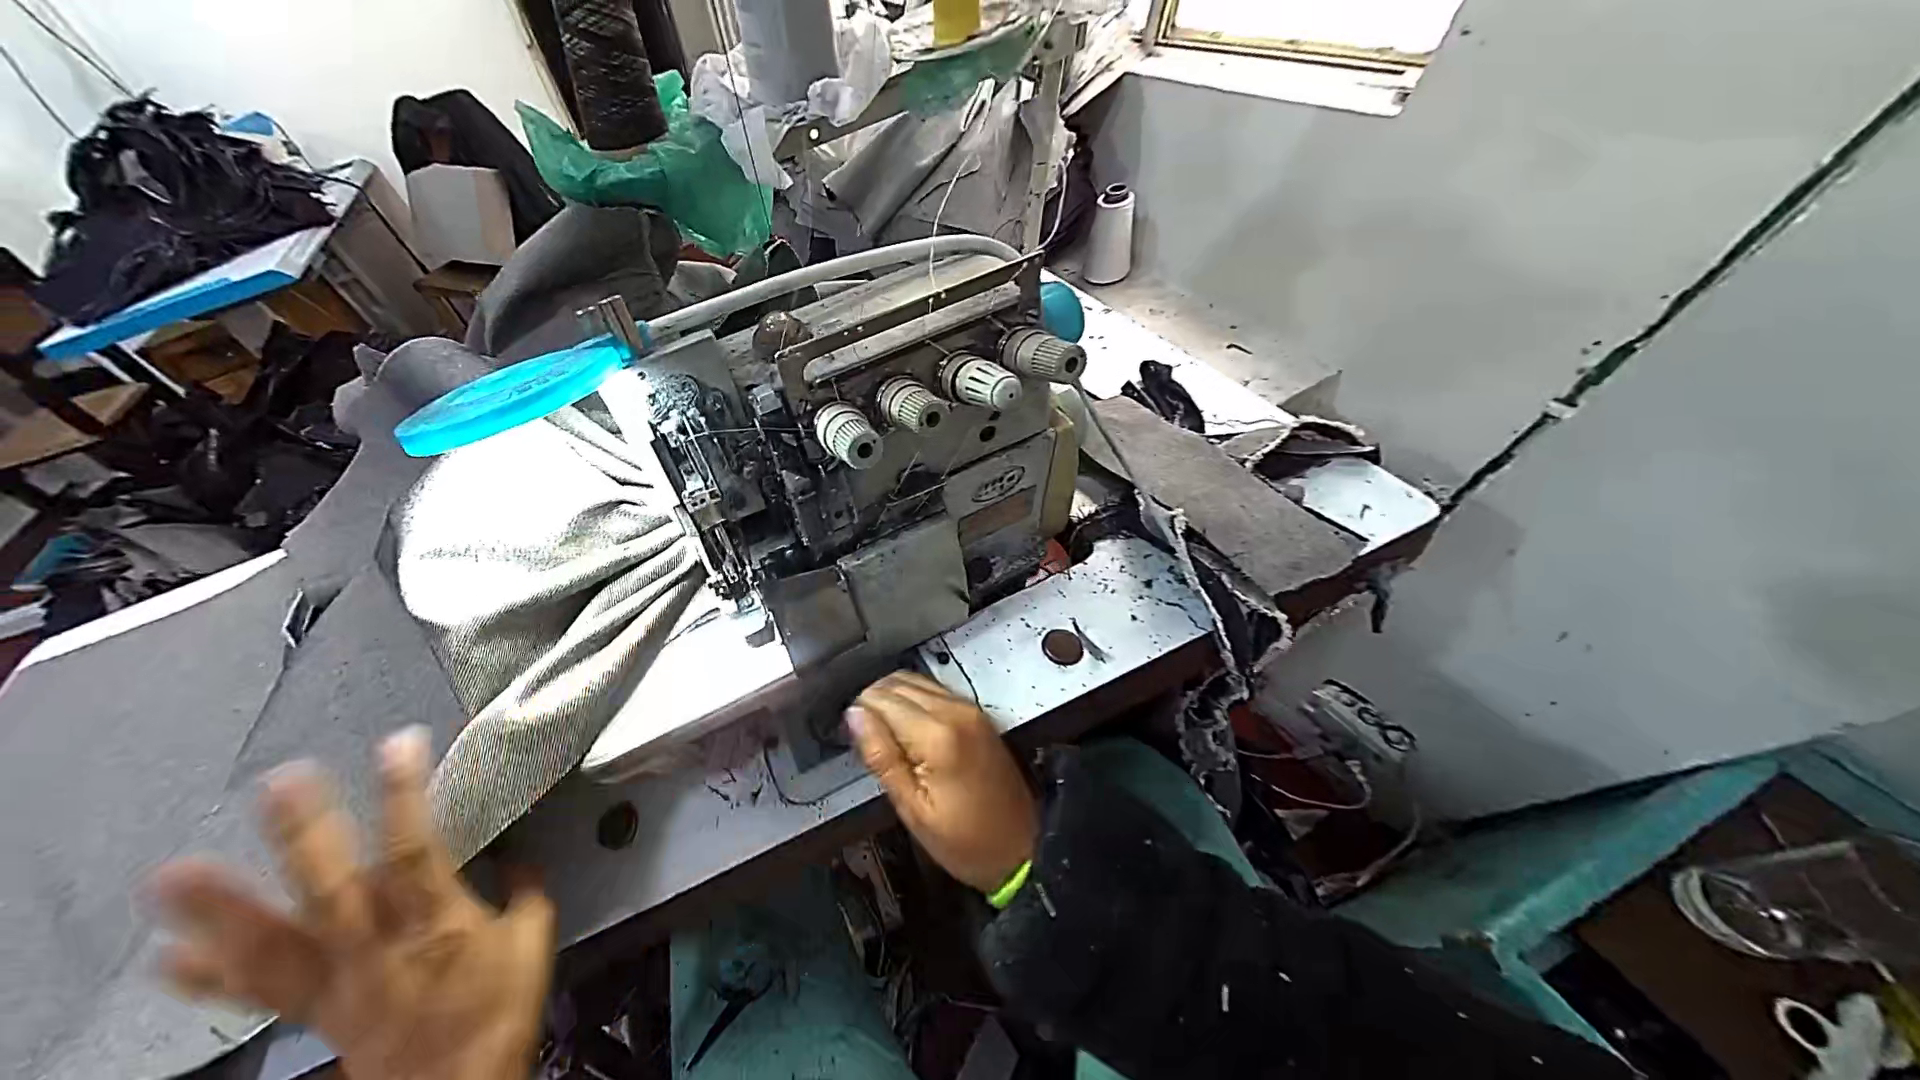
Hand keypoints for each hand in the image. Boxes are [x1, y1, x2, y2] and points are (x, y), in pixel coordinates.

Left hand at [146, 728, 554, 1079]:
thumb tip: (517, 850)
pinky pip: (256, 991)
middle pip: (333, 886)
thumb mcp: (535, 935)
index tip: (398, 744)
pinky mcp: (311, 1007)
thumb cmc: (500, 1003)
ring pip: (274, 939)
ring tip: (175, 872)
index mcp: (439, 921)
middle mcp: (376, 944)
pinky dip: (207, 974)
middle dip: (307, 833)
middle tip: (282, 781)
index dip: (406, 794)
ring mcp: (335, 977)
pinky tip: (166, 956)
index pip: (418, 847)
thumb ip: (524, 886)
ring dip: (222, 908)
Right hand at [848, 671, 1037, 892]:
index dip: (858, 714)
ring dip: (891, 699)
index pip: (881, 699)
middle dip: (872, 703)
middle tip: (863, 738)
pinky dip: (913, 700)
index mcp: (938, 735)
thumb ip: (881, 756)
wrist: (1021, 846)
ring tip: (883, 736)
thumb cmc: (967, 840)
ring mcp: (969, 708)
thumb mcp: (912, 808)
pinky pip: (934, 690)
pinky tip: (906, 730)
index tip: (849, 735)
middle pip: (896, 683)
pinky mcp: (977, 713)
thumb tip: (854, 716)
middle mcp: (956, 711)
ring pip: (914, 680)